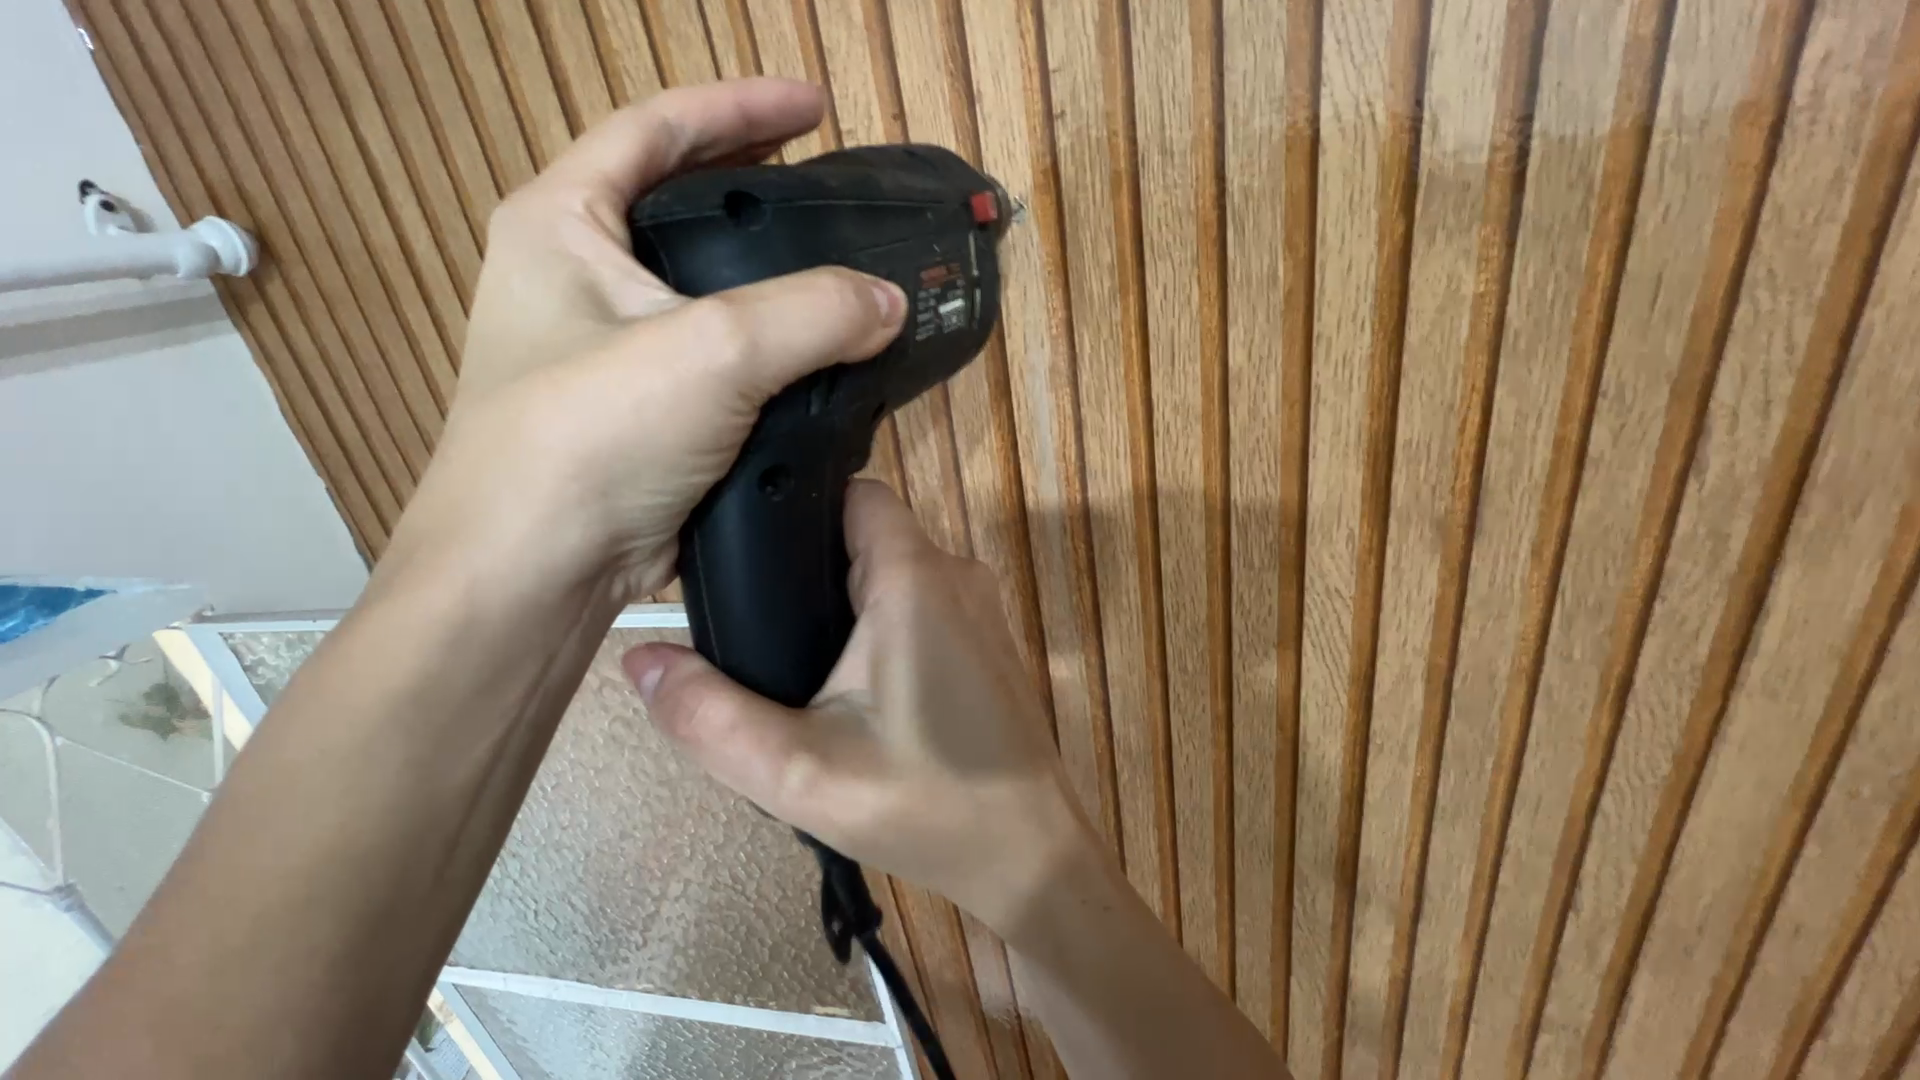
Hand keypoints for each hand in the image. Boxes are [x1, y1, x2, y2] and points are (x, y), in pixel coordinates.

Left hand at [387, 79, 905, 597]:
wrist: (538, 572)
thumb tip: (890, 303)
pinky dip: (766, 356)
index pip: (654, 128)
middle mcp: (575, 278)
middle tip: (829, 193)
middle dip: (754, 192)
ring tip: (838, 279)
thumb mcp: (712, 352)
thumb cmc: (593, 437)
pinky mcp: (641, 415)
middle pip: (678, 208)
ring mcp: (606, 352)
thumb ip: (813, 312)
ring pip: (704, 294)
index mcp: (560, 223)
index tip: (816, 107)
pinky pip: (717, 364)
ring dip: (767, 284)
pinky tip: (816, 363)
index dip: (739, 106)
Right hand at [622, 481, 1093, 929]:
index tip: (752, 557)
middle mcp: (955, 573)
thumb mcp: (800, 772)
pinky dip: (880, 629)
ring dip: (844, 607)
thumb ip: (710, 716)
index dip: (799, 512)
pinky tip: (851, 687)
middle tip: (760, 630)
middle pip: (864, 536)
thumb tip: (638, 660)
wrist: (1027, 855)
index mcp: (915, 576)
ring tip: (797, 663)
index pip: (852, 493)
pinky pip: (920, 606)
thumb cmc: (925, 806)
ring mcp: (979, 608)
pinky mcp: (986, 643)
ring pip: (892, 574)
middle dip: (809, 572)